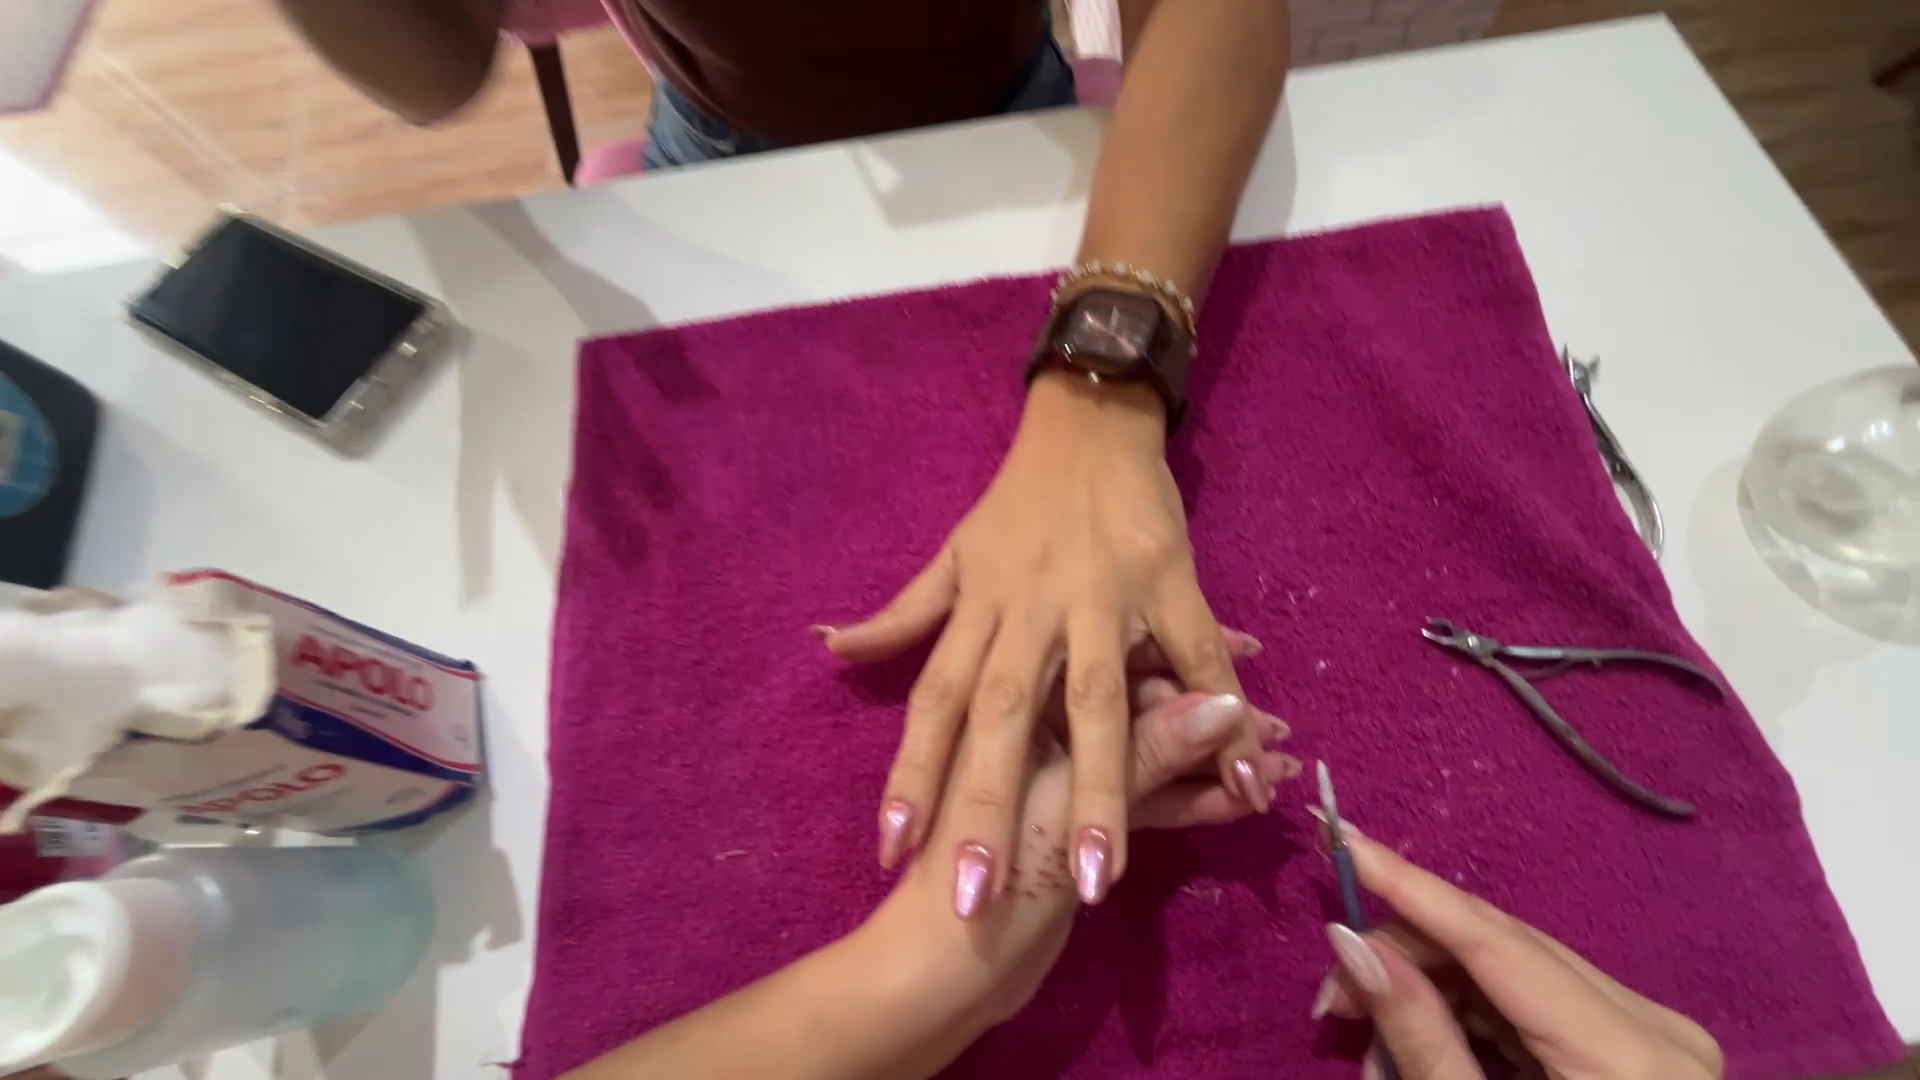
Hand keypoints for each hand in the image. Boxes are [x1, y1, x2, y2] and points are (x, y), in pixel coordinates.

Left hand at [820, 370, 1266, 916]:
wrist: (1089, 425)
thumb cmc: (1017, 501)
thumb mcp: (953, 552)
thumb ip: (902, 610)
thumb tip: (830, 647)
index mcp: (981, 605)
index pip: (935, 696)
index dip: (909, 771)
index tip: (889, 848)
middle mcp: (1032, 608)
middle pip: (1004, 712)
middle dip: (988, 804)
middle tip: (975, 898)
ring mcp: (1103, 596)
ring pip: (1096, 698)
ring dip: (1099, 786)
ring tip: (1098, 878)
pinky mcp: (1170, 579)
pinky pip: (1194, 655)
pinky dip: (1216, 713)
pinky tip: (1236, 783)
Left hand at [867, 682, 1298, 1035]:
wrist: (943, 966)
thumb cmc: (989, 865)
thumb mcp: (1064, 799)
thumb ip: (1140, 752)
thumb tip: (1223, 704)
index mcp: (1026, 693)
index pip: (1108, 665)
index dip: (1178, 663)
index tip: (1242, 656)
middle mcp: (1044, 721)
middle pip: (1135, 706)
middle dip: (1205, 713)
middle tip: (1273, 717)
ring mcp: (1064, 771)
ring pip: (1144, 754)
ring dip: (1207, 762)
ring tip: (1280, 761)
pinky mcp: (1080, 817)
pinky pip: (1139, 798)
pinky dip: (1188, 800)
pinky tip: (1244, 796)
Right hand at [1308, 823, 1723, 1079]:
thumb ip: (1418, 1034)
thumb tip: (1347, 940)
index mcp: (1633, 1057)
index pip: (1493, 939)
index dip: (1410, 884)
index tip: (1339, 836)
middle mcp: (1651, 1023)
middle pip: (1489, 944)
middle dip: (1398, 955)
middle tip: (1330, 1000)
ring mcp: (1647, 1030)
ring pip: (1498, 965)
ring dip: (1422, 987)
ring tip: (1366, 1042)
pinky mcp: (1631, 1040)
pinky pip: (1521, 996)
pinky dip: (1459, 1011)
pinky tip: (1417, 1040)